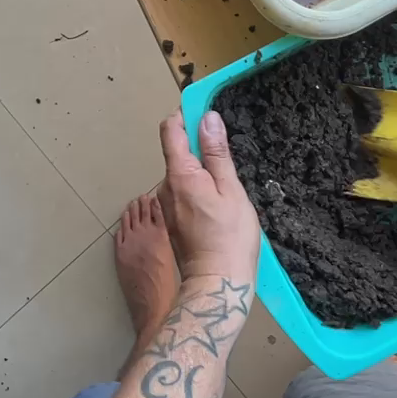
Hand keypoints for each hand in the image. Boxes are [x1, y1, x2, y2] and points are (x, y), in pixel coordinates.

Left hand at [158, 111, 260, 282]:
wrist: (217, 285)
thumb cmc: (230, 238)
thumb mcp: (231, 190)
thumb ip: (216, 152)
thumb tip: (207, 118)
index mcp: (179, 174)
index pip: (170, 130)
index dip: (185, 115)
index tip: (204, 113)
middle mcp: (165, 186)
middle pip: (178, 152)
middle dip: (199, 149)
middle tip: (228, 164)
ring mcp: (166, 205)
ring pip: (183, 175)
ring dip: (201, 174)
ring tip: (227, 194)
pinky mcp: (172, 219)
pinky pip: (184, 193)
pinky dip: (198, 191)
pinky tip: (217, 210)